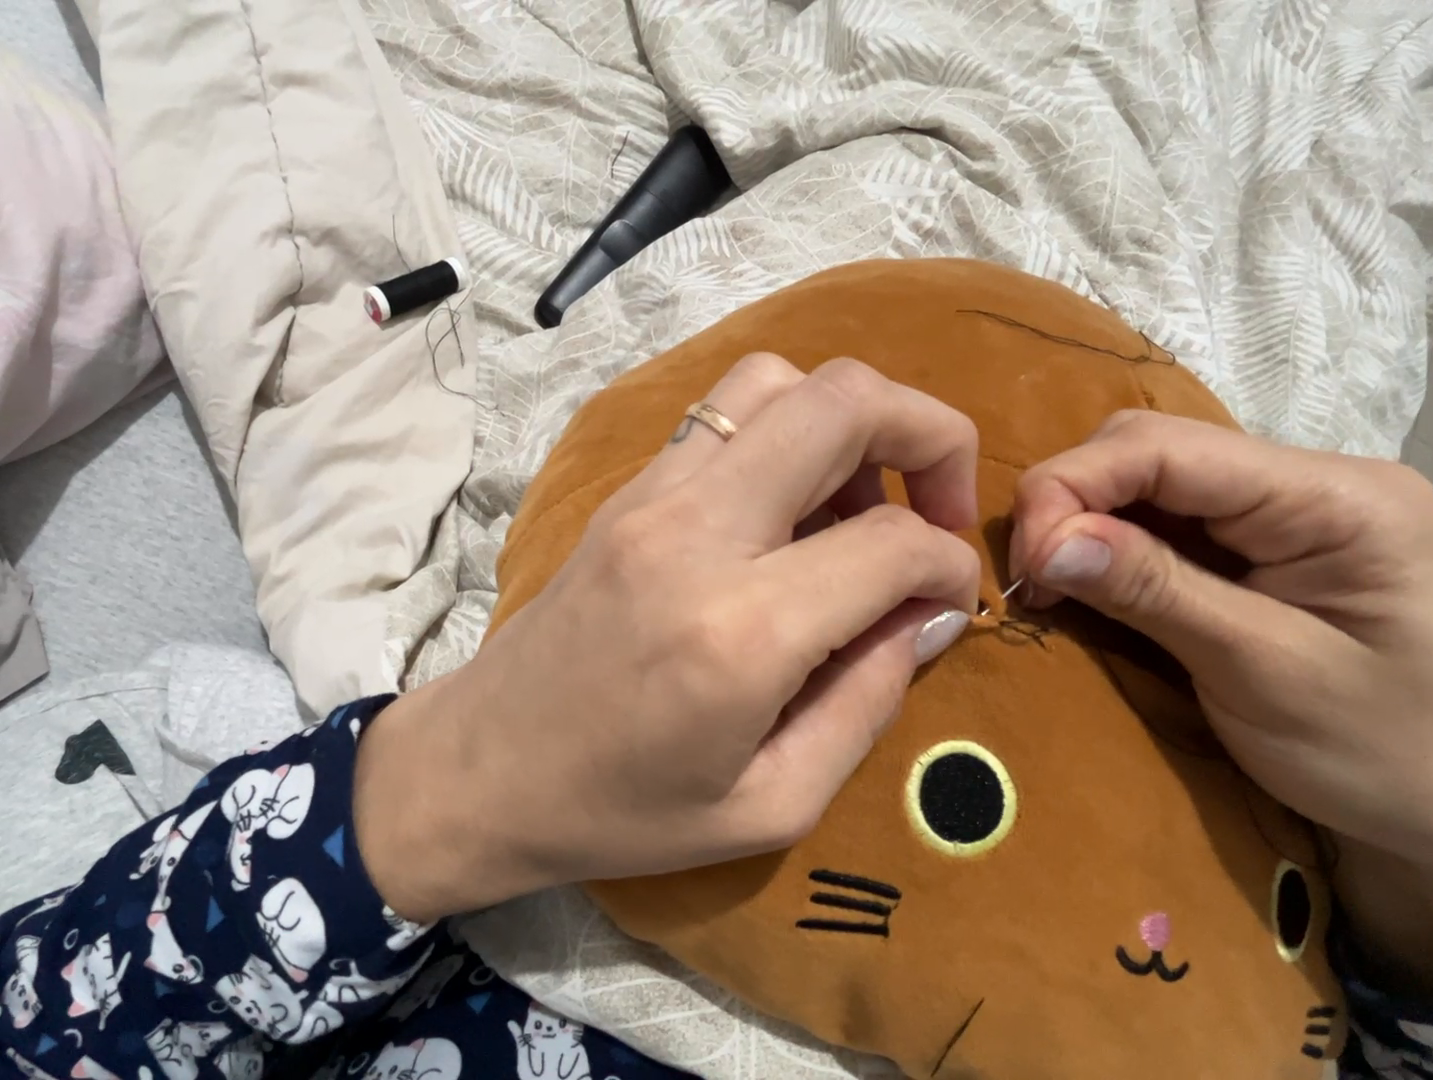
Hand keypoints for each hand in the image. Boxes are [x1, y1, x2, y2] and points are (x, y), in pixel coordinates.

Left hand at [357, 354, 984, 921]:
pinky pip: (723, 414)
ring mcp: (651, 496)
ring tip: (855, 508)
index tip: (949, 602)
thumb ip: (867, 702)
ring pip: (777, 380)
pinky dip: (785, 432)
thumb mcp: (771, 802)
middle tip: (935, 511)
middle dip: (929, 435)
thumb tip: (927, 613)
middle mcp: (696, 533)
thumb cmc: (621, 811)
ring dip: (848, 423)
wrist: (482, 768)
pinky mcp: (626, 490)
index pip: (892, 541)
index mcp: (741, 631)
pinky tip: (788, 511)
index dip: (950, 565)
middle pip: (844, 401)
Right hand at [1009, 410, 1432, 990]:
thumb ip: (1153, 592)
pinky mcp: (1259, 546)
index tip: (1025, 563)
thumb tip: (1044, 543)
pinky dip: (1106, 545)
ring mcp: (1284, 511)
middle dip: (1070, 500)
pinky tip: (1086, 582)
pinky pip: (1160, 520)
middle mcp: (1308, 481)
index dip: (1071, 487)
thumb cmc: (1387, 755)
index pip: (1165, 448)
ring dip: (1081, 522)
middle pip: (1149, 448)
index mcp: (1335, 497)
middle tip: (1032, 578)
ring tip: (1048, 584)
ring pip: (1145, 479)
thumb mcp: (1262, 673)